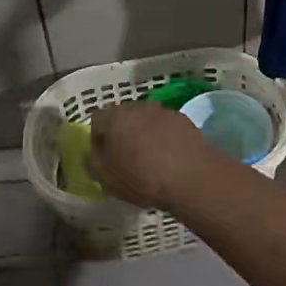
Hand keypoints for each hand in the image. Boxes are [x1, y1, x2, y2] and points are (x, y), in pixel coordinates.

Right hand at [89, 100, 222, 207]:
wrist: (191, 175)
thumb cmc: (142, 178)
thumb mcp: (107, 178)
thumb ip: (95, 160)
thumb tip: (95, 150)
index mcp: (115, 117)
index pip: (97, 120)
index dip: (97, 138)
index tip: (103, 156)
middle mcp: (138, 106)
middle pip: (122, 116)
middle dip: (121, 132)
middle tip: (125, 156)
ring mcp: (162, 110)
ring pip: (145, 119)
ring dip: (143, 132)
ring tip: (149, 156)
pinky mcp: (183, 118)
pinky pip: (165, 125)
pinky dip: (163, 135)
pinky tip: (168, 155)